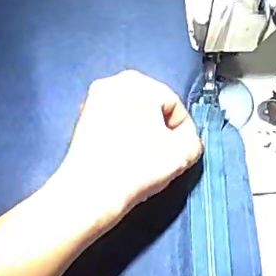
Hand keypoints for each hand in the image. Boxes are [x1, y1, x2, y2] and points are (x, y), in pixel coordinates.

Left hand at [44, 70, 202, 235]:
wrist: (90, 193)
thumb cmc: (136, 168)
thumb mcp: (183, 153)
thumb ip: (194, 138)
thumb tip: (185, 138)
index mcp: (138, 81)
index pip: (175, 106)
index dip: (181, 132)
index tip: (177, 153)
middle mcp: (112, 83)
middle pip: (152, 109)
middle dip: (160, 131)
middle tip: (161, 157)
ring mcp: (93, 101)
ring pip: (132, 118)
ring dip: (141, 136)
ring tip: (142, 161)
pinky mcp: (81, 120)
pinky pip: (114, 126)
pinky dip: (122, 139)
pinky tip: (124, 159)